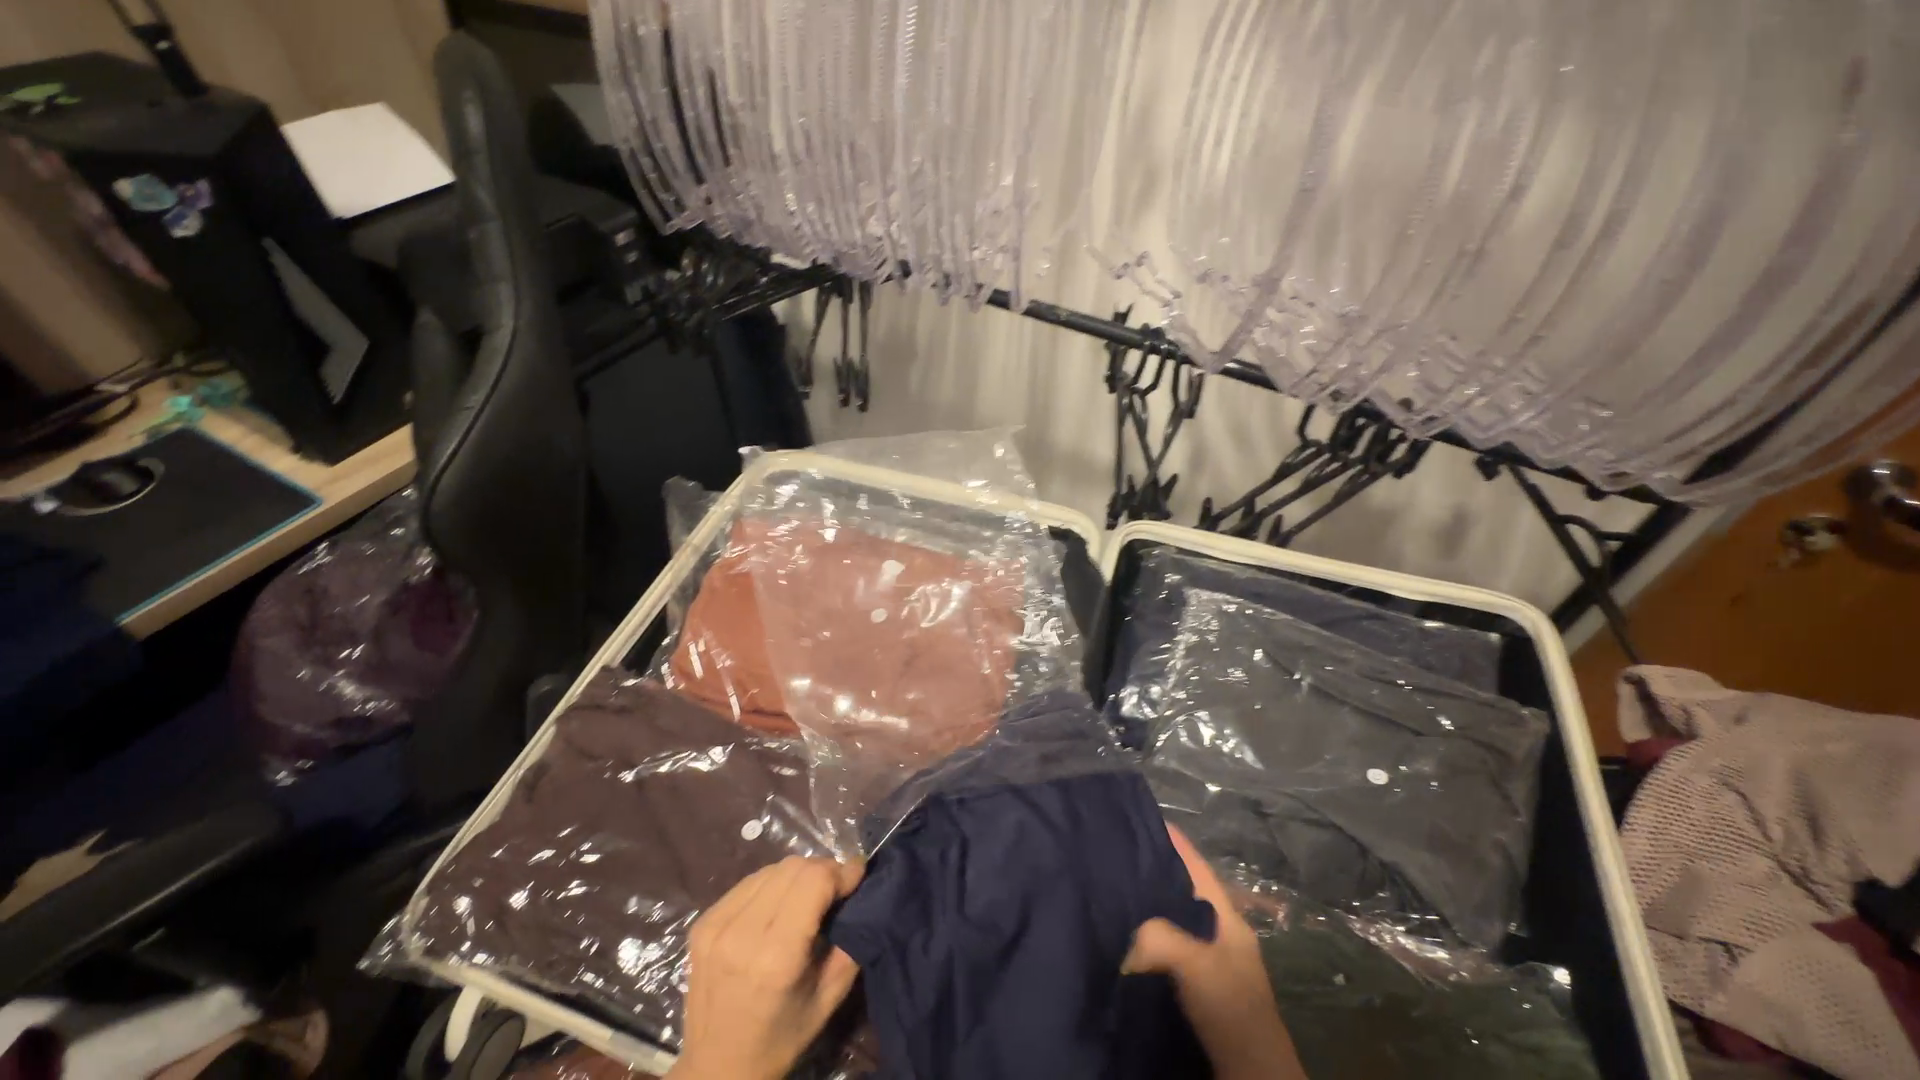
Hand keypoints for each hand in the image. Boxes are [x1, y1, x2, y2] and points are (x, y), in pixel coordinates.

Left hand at [668, 856, 865, 1079]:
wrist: (718, 1067)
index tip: (859, 876)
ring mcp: (716, 925)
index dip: (842, 872)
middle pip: (792, 868)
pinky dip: (771, 885)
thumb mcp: (829, 998)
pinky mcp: (702, 923)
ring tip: (809, 897)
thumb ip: (850, 943)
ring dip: (797, 875)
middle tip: (838, 889)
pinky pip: (747, 883)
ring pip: (770, 869)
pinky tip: (778, 906)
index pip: (813, 881)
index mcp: (776, 956)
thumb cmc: (781, 1038)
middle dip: (823, 870)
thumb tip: (862, 895)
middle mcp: (741, 932)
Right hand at [1124, 825, 1306, 1079]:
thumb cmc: (1232, 1009)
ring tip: (1108, 892)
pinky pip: (1163, 953)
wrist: (1249, 1074)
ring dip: (1146, 909)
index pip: (1198, 868)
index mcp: (1228, 919)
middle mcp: (1219, 934)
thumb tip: (1126, 934)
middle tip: (1111, 853)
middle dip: (1152, 871)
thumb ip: (1161, 937)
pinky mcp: (1194, 989)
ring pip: (1172, 923)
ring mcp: (1208, 963)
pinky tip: (1118, 942)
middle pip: (1182, 892)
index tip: (1143, 817)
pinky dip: (1143, 943)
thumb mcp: (1198, 965)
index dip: (1175, 842)